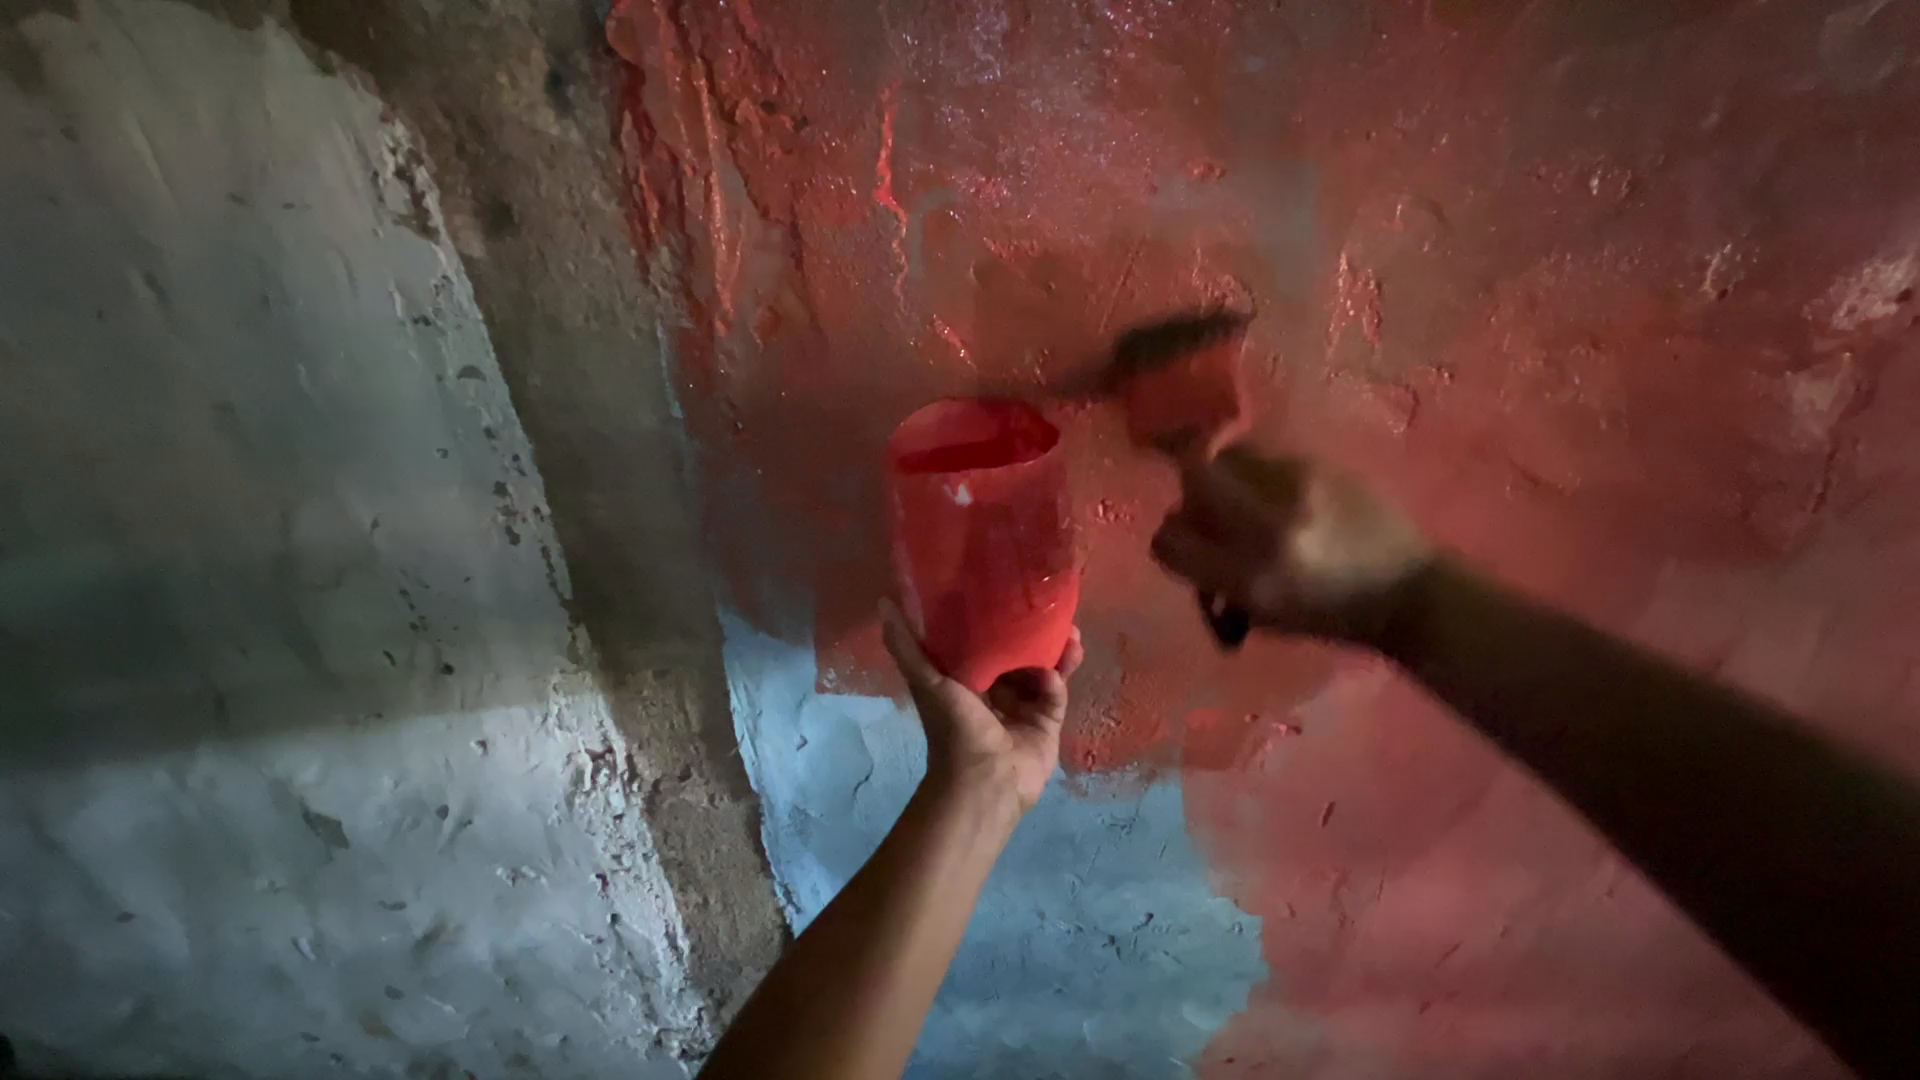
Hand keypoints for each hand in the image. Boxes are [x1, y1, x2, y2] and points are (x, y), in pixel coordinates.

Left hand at [880, 600, 1083, 811]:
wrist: (985, 781)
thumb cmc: (952, 728)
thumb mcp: (925, 680)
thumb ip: (906, 645)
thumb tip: (884, 601)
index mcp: (967, 680)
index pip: (985, 641)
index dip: (997, 618)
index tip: (1010, 592)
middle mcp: (996, 690)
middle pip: (1020, 653)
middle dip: (1035, 632)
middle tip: (1050, 610)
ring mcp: (1023, 707)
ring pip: (1044, 669)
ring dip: (1056, 651)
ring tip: (1070, 632)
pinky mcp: (1047, 724)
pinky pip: (1055, 695)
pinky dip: (1055, 682)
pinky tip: (1054, 674)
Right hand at [1151, 445, 1432, 650]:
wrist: (1409, 593)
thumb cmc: (1330, 616)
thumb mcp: (1261, 613)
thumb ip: (1214, 576)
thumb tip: (1188, 536)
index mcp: (1249, 580)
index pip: (1169, 541)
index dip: (1170, 542)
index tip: (1186, 546)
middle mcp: (1267, 529)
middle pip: (1192, 475)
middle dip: (1190, 490)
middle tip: (1204, 504)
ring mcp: (1296, 489)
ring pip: (1227, 454)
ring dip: (1224, 474)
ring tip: (1246, 494)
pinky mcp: (1321, 466)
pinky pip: (1265, 456)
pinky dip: (1261, 473)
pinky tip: (1284, 494)